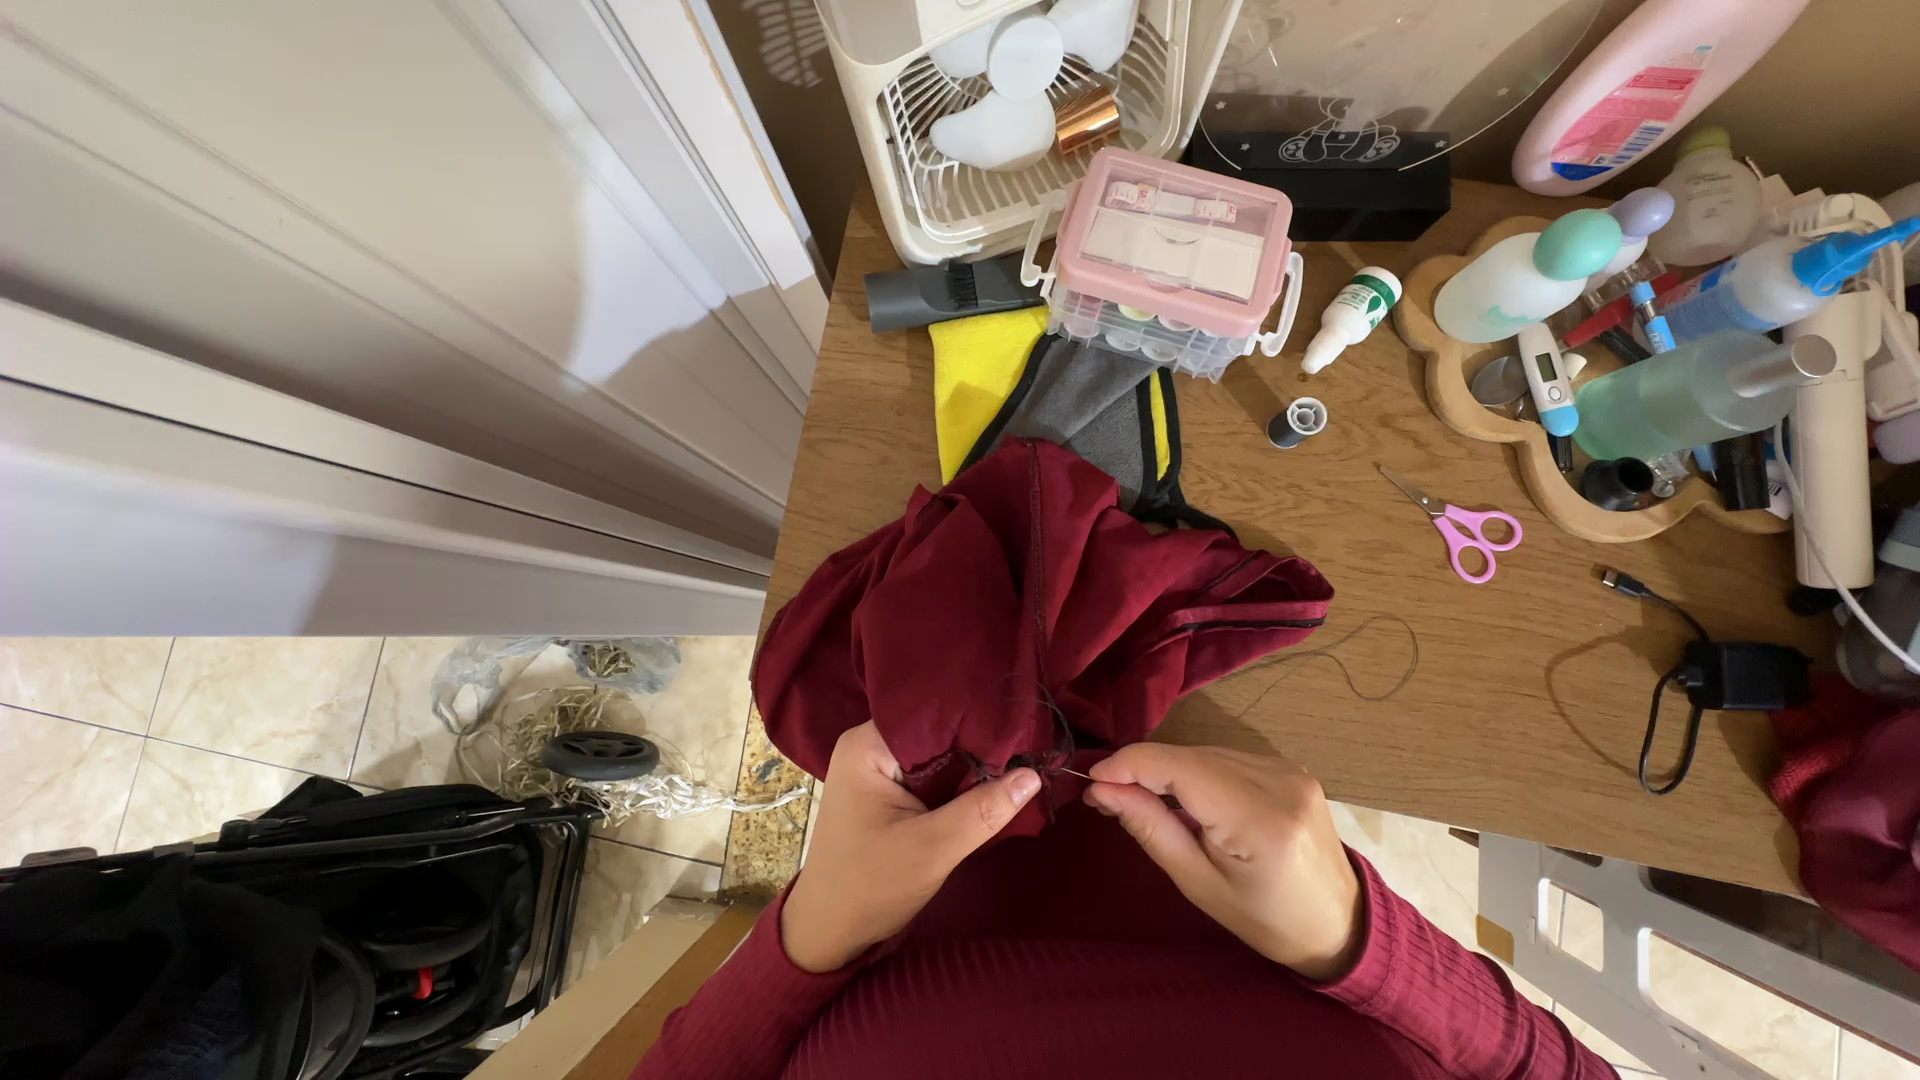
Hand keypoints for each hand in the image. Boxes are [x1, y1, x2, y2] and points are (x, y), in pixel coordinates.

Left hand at [781, 722, 1040, 972]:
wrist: (827, 932)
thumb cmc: (870, 887)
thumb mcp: (933, 849)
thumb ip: (984, 809)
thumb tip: (1033, 774)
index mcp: (867, 744)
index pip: (934, 715)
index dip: (979, 721)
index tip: (1023, 729)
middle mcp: (868, 744)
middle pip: (937, 732)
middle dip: (979, 743)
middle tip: (1030, 747)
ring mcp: (875, 766)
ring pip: (937, 754)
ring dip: (970, 765)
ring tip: (1020, 761)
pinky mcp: (885, 789)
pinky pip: (929, 773)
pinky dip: (956, 781)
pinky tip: (990, 783)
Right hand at [1084, 743, 1363, 979]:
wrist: (1341, 926)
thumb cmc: (1265, 919)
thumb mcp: (1198, 883)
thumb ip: (1150, 827)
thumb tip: (1101, 788)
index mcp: (1258, 819)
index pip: (1179, 767)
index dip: (1130, 763)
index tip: (1091, 776)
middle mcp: (1278, 780)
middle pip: (1189, 755)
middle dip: (1144, 769)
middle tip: (1107, 795)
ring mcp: (1288, 768)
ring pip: (1205, 752)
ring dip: (1169, 769)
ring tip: (1144, 799)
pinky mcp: (1290, 766)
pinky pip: (1226, 757)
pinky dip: (1197, 771)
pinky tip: (1188, 797)